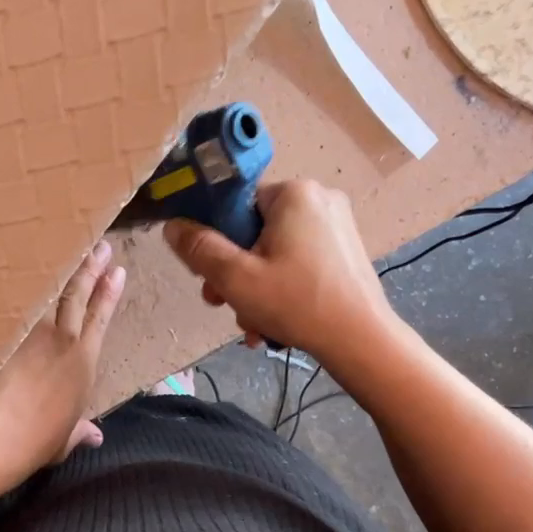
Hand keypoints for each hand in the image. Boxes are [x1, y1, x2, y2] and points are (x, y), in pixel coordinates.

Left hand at [0, 241, 124, 488]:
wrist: (0, 435)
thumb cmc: (36, 442)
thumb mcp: (63, 439)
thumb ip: (78, 431)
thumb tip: (94, 436)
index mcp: (85, 363)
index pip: (100, 319)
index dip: (109, 294)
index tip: (117, 272)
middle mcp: (64, 340)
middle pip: (80, 296)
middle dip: (92, 268)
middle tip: (100, 245)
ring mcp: (32, 331)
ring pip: (51, 291)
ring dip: (62, 267)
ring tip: (69, 245)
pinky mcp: (4, 331)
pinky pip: (16, 299)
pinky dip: (21, 282)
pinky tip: (20, 265)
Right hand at [163, 180, 396, 358]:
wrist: (359, 338)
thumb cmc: (296, 302)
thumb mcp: (235, 278)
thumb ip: (199, 250)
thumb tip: (172, 226)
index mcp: (293, 193)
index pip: (236, 206)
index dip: (216, 241)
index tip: (209, 276)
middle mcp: (318, 199)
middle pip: (254, 232)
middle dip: (235, 274)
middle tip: (225, 305)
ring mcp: (336, 225)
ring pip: (274, 253)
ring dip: (255, 289)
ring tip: (253, 324)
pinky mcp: (345, 251)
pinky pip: (297, 263)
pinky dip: (281, 289)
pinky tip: (275, 321)